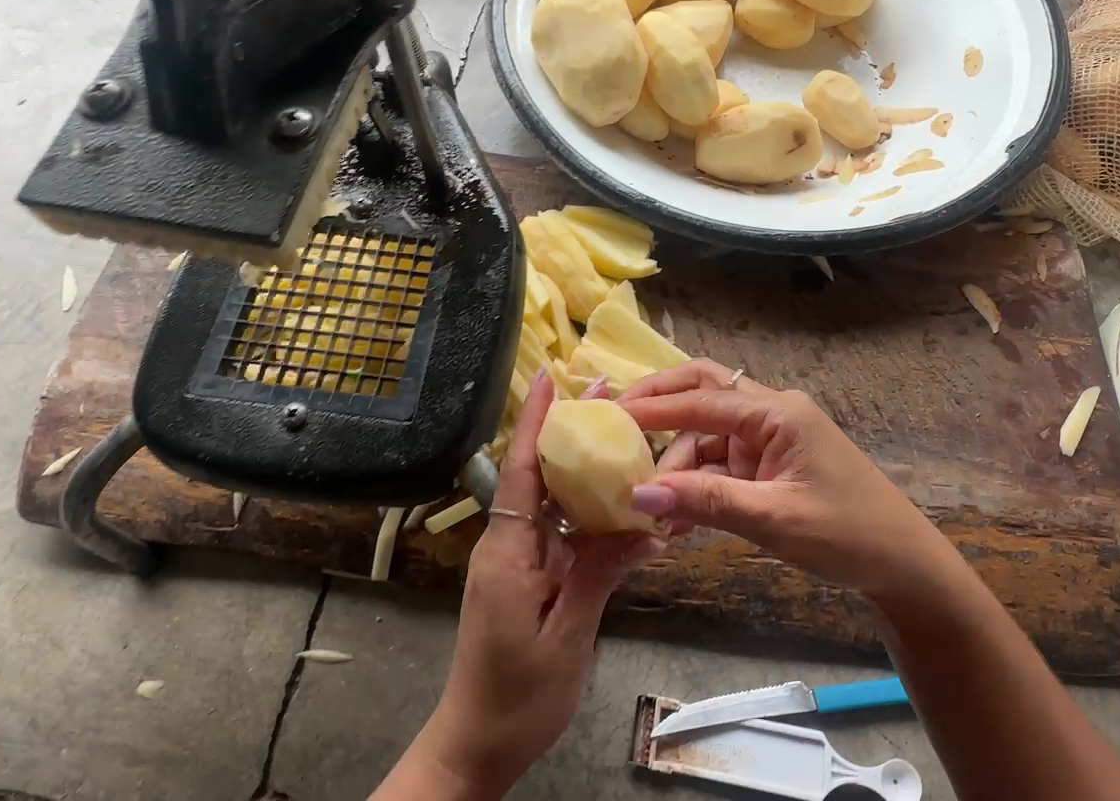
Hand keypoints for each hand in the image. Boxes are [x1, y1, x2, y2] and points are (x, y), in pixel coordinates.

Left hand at [378, 371, 659, 800]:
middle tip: (606, 396)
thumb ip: (598, 575)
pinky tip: (620, 513)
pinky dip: (587, 520)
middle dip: (568, 433)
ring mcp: (515, 563)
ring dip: (582, 474)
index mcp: (509, 552)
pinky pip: (558, 537)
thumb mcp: (567, 635)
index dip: (538, 421)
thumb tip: (642, 527)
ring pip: (551, 505)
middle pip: (539, 477)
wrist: (477, 743)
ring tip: (621, 441)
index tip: (551, 375)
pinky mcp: (525, 580)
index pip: (523, 471)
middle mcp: (508, 546)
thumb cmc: (519, 695)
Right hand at [619, 359, 940, 596]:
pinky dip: (696, 481)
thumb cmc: (846, 534)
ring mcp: (770, 438)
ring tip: (651, 505)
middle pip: (704, 390)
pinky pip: (720, 462)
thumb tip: (639, 495)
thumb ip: (705, 502)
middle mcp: (771, 413)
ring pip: (707, 433)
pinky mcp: (769, 464)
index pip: (703, 400)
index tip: (609, 417)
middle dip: (661, 405)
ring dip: (677, 462)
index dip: (654, 409)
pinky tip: (676, 514)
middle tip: (616, 425)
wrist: (902, 564)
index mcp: (778, 412)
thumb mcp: (772, 519)